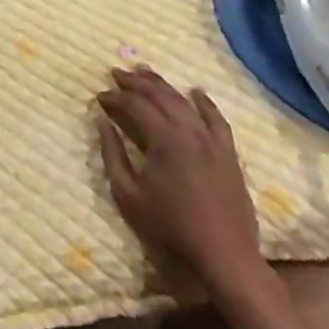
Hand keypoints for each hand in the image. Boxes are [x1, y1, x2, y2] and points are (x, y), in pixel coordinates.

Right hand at [97, 67, 262, 291]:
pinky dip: (205, 102)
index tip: (99, 96)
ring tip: (145, 72)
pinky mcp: (228, 153)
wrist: (224, 255)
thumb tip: (103, 123)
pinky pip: (217, 119)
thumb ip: (113, 155)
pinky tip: (196, 91)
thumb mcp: (128, 195)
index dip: (115, 98)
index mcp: (165, 139)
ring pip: (184, 102)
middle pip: (160, 96)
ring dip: (163, 85)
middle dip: (135, 82)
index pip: (135, 106)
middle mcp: (189, 131)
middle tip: (116, 73)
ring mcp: (212, 140)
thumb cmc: (170, 227)